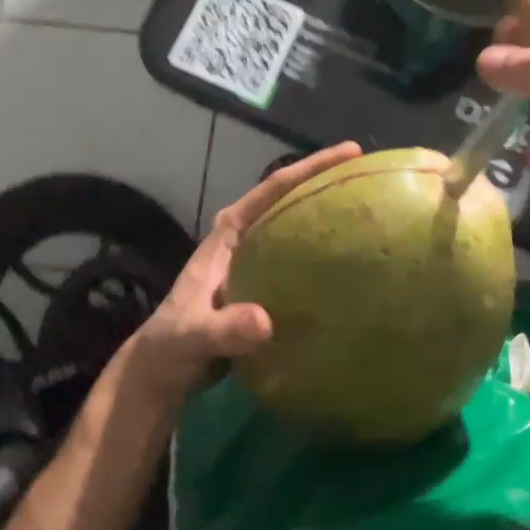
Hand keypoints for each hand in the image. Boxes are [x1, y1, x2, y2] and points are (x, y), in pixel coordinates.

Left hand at [125, 141, 362, 402]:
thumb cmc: (170, 348)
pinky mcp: (265, 287)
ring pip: (297, 227)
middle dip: (325, 180)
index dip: (310, 167)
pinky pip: (301, 259)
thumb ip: (224, 329)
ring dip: (327, 213)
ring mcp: (256, 261)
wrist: (159, 377)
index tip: (349, 151)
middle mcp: (245, 239)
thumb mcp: (192, 336)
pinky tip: (354, 260)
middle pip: (290, 198)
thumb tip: (265, 322)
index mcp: (228, 235)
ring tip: (369, 204)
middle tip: (369, 171)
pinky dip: (325, 253)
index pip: (273, 190)